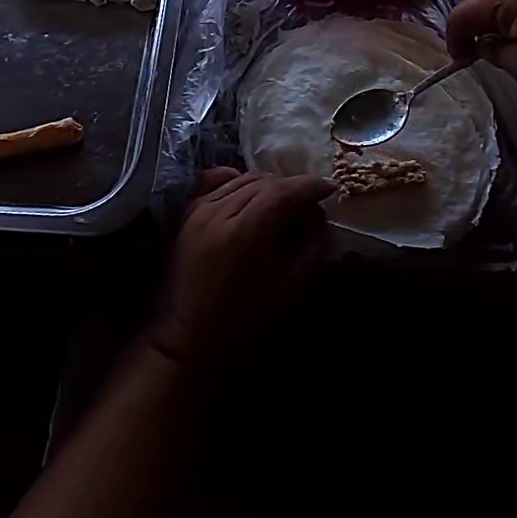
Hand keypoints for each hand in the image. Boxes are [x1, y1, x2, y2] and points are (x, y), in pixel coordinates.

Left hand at [145, 168, 337, 370]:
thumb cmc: (244, 320)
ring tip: (285, 199)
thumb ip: (309, 246)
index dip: (308, 186)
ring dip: (266, 184)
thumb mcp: (289, 288)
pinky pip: (212, 183)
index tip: (329, 188)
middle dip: (290, 187)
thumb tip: (318, 215)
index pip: (281, 192)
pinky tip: (248, 188)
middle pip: (261, 183)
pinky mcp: (186, 215)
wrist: (189, 337)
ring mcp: (198, 210)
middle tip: (310, 201)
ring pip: (239, 180)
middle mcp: (218, 212)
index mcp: (245, 232)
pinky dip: (234, 180)